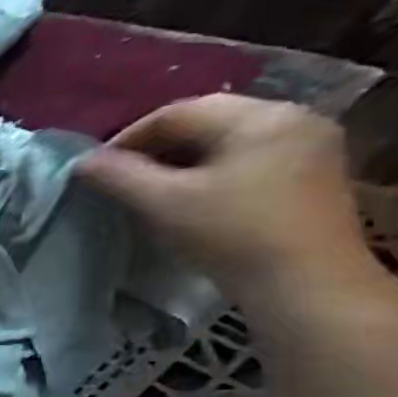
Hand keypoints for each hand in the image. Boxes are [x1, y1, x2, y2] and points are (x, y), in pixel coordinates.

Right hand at [75, 94, 371, 302]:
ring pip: (228, 140)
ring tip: (152, 189)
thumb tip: (82, 162)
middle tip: (120, 178)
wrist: (307, 283)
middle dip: (156, 146)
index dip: (127, 138)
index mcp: (258, 117)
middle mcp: (292, 116)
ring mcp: (311, 144)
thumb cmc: (232, 235)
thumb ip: (118, 177)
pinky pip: (250, 157)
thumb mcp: (162, 204)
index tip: (96, 170)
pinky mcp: (316, 173)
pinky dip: (213, 170)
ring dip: (183, 159)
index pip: (176, 113)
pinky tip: (194, 197)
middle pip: (206, 121)